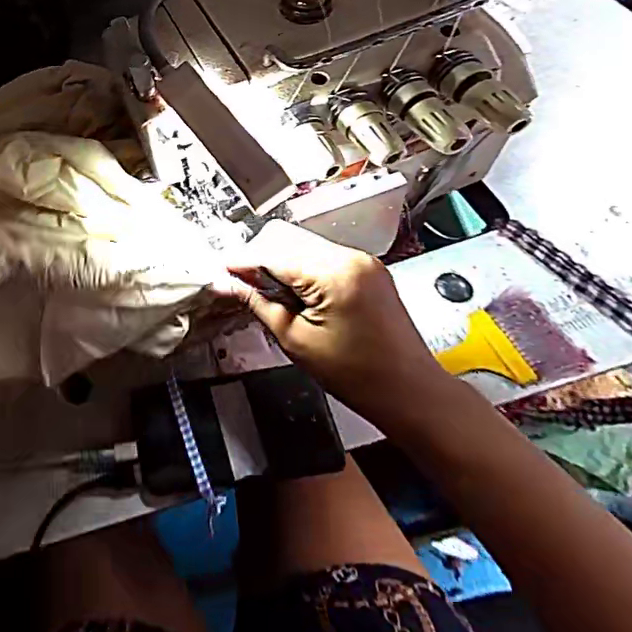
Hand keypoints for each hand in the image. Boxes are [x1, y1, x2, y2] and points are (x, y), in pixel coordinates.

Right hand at [216, 221, 451, 423]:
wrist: (409, 391)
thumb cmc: (359, 375)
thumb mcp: (296, 340)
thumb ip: (259, 304)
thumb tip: (228, 284)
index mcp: (334, 273)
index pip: (273, 254)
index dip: (243, 263)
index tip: (223, 272)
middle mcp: (350, 257)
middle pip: (287, 240)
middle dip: (260, 260)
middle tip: (242, 286)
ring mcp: (362, 260)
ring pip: (303, 245)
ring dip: (281, 264)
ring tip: (271, 297)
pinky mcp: (367, 269)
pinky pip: (323, 256)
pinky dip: (302, 269)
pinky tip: (295, 296)